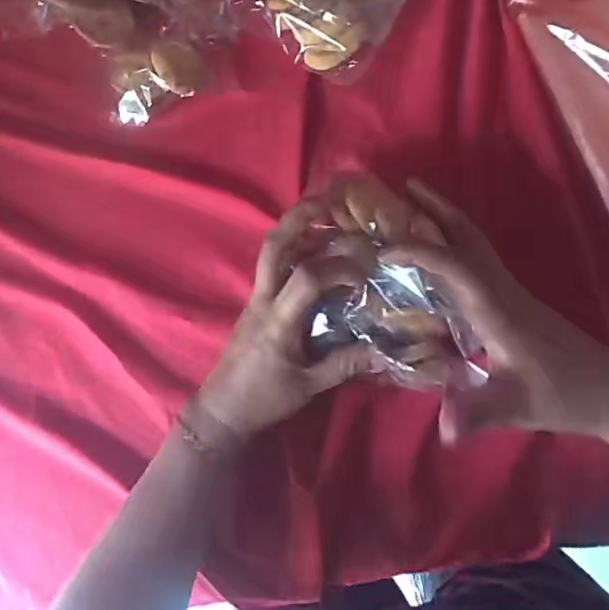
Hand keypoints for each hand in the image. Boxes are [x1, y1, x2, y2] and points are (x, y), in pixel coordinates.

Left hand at [187, 199, 379, 447]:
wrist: (221, 409)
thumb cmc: (263, 399)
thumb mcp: (309, 387)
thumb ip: (346, 365)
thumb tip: (386, 351)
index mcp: (277, 321)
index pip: (307, 278)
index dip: (339, 267)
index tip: (367, 270)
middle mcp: (263, 299)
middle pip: (274, 246)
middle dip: (301, 218)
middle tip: (331, 200)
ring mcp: (255, 297)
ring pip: (270, 250)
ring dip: (297, 227)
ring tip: (328, 214)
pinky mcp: (255, 302)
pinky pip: (273, 265)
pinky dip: (294, 248)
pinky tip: (315, 248)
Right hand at [383, 180, 608, 443]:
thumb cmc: (564, 396)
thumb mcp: (517, 408)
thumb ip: (478, 415)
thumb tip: (442, 432)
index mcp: (496, 308)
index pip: (454, 265)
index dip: (419, 252)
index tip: (383, 249)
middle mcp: (502, 290)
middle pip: (469, 237)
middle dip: (437, 209)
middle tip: (405, 186)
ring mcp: (510, 292)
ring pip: (475, 244)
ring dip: (446, 220)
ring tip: (416, 205)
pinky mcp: (514, 301)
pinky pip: (478, 260)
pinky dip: (455, 243)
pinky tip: (441, 254)